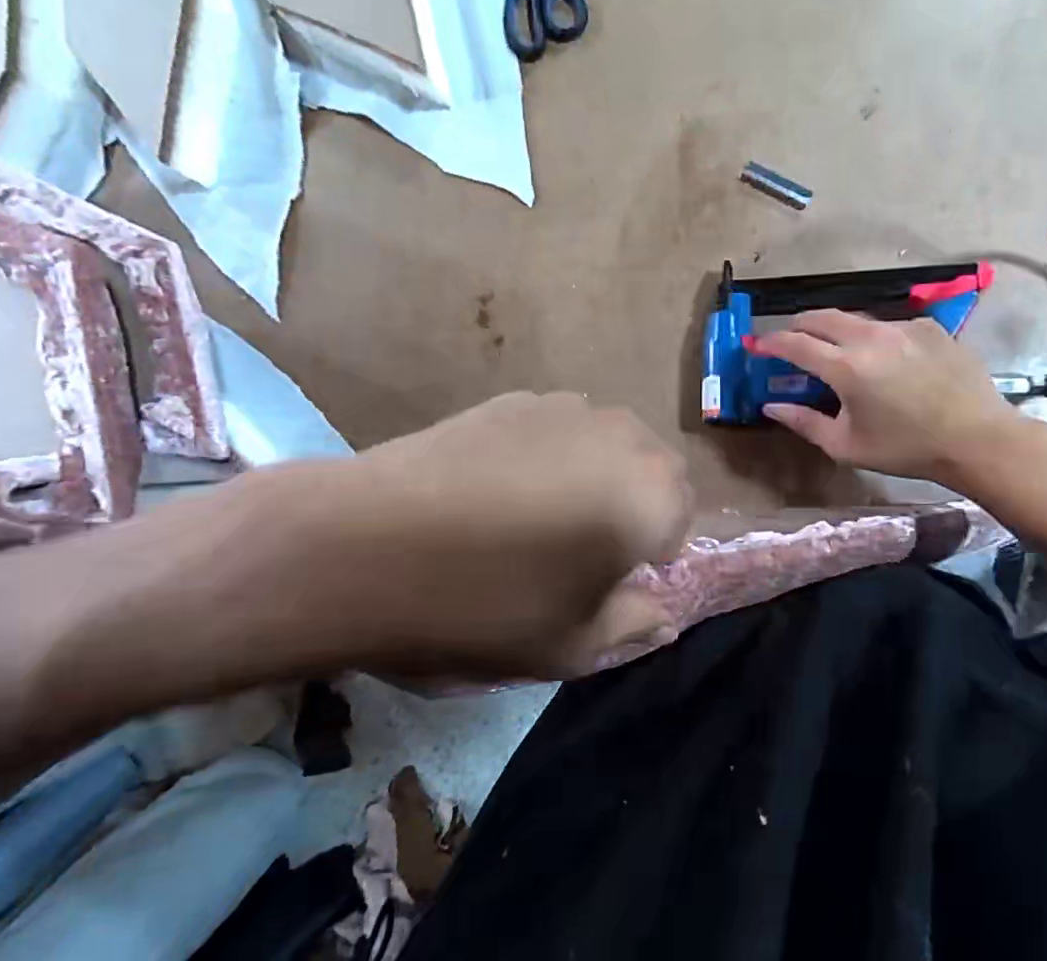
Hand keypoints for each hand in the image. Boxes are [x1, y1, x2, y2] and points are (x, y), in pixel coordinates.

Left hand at [233, 392, 691, 680]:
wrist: (363, 545)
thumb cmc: (482, 607)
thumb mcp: (569, 646)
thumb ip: (634, 626)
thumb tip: (664, 614)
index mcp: (650, 494)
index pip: (683, 523)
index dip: (651, 559)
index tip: (607, 583)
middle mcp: (620, 434)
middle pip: (652, 473)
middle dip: (632, 509)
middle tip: (576, 553)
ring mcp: (563, 407)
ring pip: (605, 445)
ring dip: (593, 477)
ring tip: (534, 518)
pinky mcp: (511, 399)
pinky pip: (556, 430)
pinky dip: (548, 457)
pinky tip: (495, 491)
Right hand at [752, 310, 1026, 482]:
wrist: (977, 439)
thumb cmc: (906, 448)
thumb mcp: (846, 445)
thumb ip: (804, 422)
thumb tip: (771, 406)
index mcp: (846, 367)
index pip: (795, 343)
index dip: (770, 343)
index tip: (757, 346)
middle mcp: (871, 337)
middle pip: (822, 317)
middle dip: (798, 325)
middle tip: (790, 339)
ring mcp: (903, 327)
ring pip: (856, 319)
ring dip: (836, 330)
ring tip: (835, 349)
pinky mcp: (929, 327)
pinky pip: (890, 326)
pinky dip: (874, 338)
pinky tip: (884, 359)